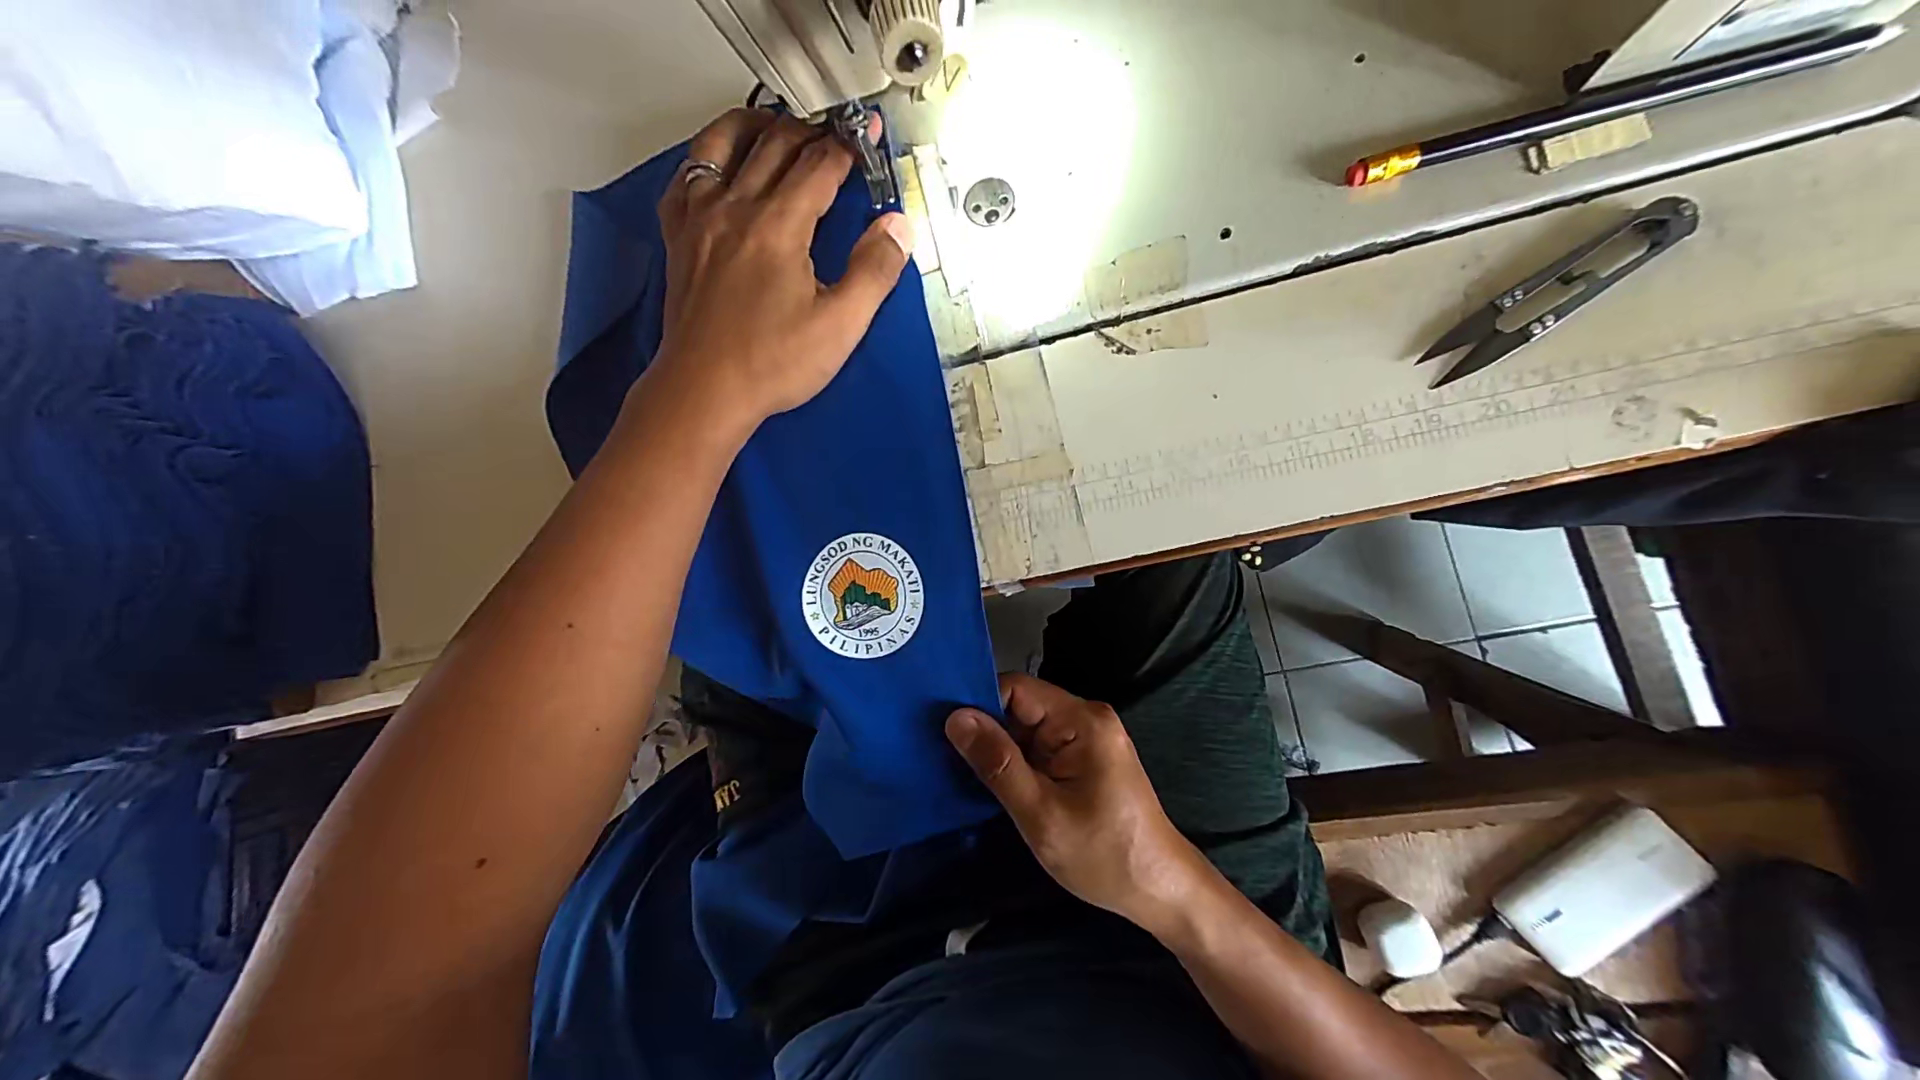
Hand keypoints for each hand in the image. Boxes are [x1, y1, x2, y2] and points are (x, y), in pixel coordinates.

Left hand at [650, 109, 914, 430]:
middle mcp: (735, 210)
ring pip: (722, 144)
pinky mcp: (680, 239)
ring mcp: (700, 220)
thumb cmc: (770, 364)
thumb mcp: (841, 325)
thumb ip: (874, 271)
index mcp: (778, 226)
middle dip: (810, 132)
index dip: (849, 148)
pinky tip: (717, 167)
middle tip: (832, 135)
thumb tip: (897, 228)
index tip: (867, 140)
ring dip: (754, 125)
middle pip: (775, 145)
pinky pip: (685, 177)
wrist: (706, 390)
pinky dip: (705, 159)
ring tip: (775, 126)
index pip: (819, 165)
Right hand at [945, 674, 1211, 929]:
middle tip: (939, 754)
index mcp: (1082, 721)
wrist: (1159, 891)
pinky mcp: (1082, 760)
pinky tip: (988, 782)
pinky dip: (1013, 764)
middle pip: (1019, 707)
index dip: (978, 703)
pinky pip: (1037, 748)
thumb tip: (955, 718)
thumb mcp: (1041, 814)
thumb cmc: (1104, 855)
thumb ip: (997, 764)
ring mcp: (1085, 739)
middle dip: (984, 730)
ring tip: (955, 770)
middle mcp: (1085, 718)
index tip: (942, 729)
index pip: (1016, 689)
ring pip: (1024, 730)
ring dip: (997, 750)